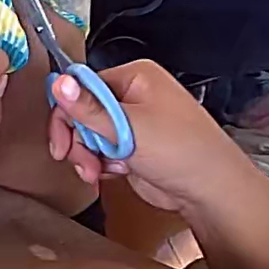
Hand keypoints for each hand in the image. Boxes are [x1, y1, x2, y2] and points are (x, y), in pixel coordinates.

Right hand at [47, 59, 262, 213]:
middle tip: (81, 162)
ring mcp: (134, 123)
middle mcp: (133, 95)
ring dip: (88, 157)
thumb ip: (88, 108)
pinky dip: (101, 165)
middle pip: (84, 113)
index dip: (67, 115)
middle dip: (79, 142)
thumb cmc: (181, 151)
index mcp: (135, 77)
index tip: (61, 142)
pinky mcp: (133, 147)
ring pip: (90, 136)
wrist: (209, 190)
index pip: (82, 87)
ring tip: (97, 172)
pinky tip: (112, 173)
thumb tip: (59, 82)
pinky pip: (102, 152)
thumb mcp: (127, 128)